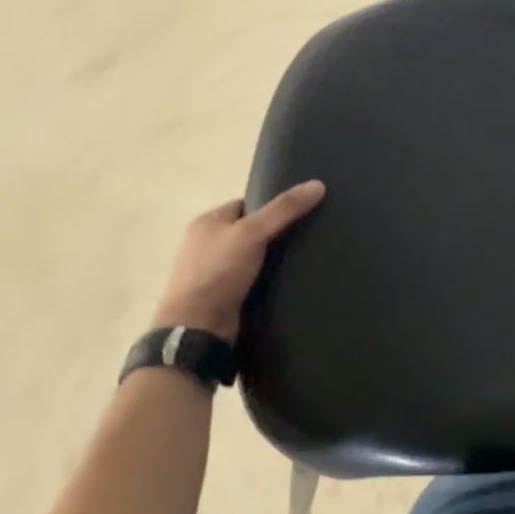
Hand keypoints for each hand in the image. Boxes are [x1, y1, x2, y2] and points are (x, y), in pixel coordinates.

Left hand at [153, 181, 324, 341]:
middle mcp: (206, 244)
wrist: (197, 328)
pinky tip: (289, 279)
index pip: (247, 204)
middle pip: (251, 230)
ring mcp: (213, 271)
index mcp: (207, 222)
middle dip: (276, 232)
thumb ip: (284, 209)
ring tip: (306, 255)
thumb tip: (318, 185)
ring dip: (274, 258)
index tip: (301, 210)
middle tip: (309, 233)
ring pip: (253, 256)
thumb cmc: (217, 272)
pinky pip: (252, 279)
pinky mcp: (223, 295)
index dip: (273, 205)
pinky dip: (268, 278)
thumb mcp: (252, 233)